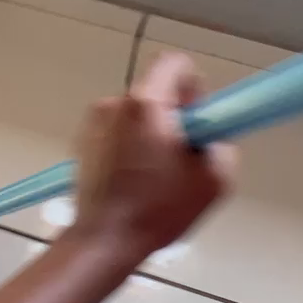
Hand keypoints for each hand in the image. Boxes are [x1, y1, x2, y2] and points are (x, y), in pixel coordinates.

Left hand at [67, 51, 231, 261]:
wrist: (105, 239)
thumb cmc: (159, 208)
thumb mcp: (214, 179)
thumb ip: (220, 142)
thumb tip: (207, 133)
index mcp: (145, 103)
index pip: (174, 63)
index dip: (193, 86)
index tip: (197, 120)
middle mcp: (114, 103)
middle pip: (154, 91)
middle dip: (174, 115)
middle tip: (183, 155)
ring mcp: (93, 121)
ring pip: (136, 113)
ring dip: (151, 132)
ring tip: (157, 174)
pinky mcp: (82, 141)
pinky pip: (117, 130)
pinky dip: (130, 145)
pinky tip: (134, 179)